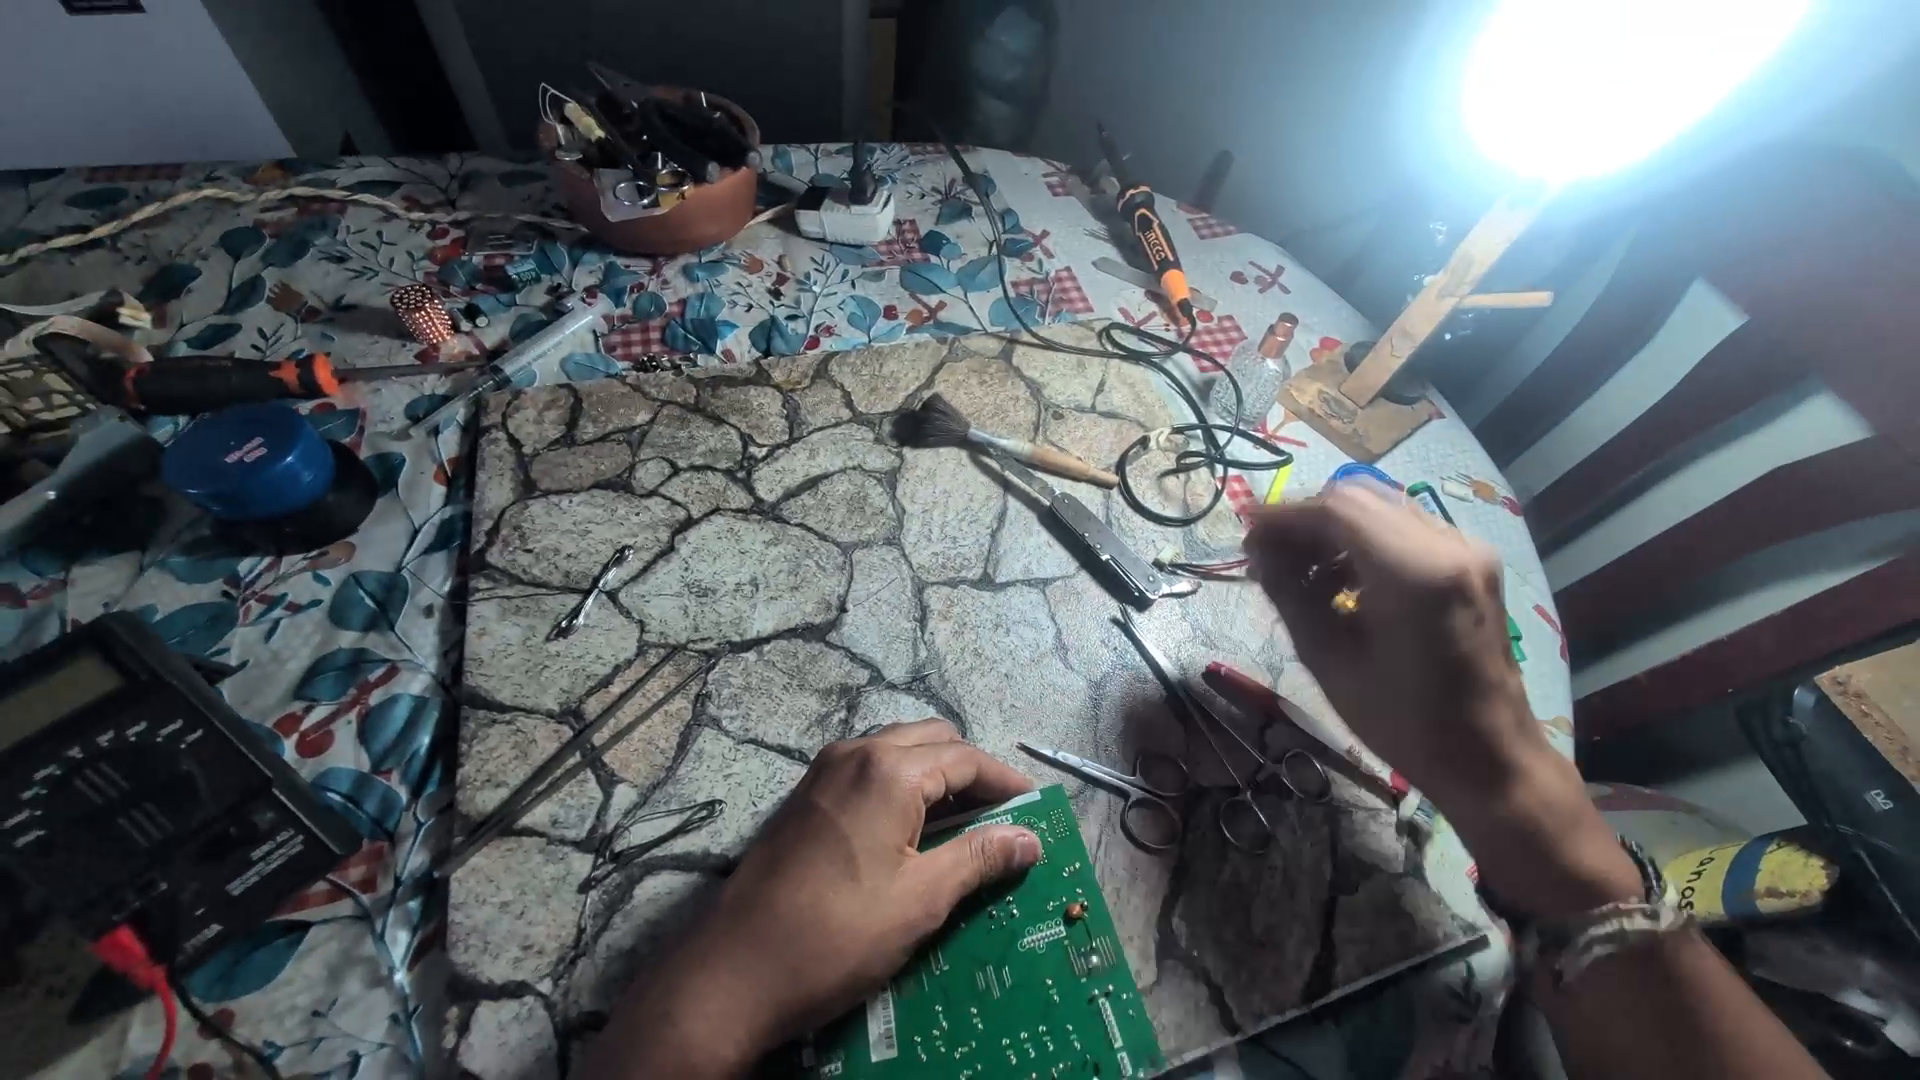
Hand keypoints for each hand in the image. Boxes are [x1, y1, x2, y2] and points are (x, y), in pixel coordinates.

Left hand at [584, 720, 1040, 1078]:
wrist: (734, 970)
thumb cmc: (837, 934)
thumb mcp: (921, 899)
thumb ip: (979, 857)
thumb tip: (1029, 838)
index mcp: (888, 770)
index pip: (964, 757)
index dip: (1005, 781)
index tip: (1035, 806)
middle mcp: (855, 753)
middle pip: (931, 741)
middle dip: (971, 770)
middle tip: (1000, 814)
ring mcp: (824, 770)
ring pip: (897, 750)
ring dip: (934, 775)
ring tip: (963, 821)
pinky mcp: (806, 794)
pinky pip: (868, 770)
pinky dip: (901, 784)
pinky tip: (912, 827)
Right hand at [1243, 485, 1637, 914]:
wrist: (1489, 760)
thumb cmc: (1402, 722)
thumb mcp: (1327, 659)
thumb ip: (1288, 593)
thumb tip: (1256, 550)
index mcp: (1415, 572)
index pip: (1334, 510)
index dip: (1281, 516)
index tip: (1243, 532)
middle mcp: (1448, 545)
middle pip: (1358, 498)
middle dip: (1303, 519)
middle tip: (1264, 553)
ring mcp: (1466, 551)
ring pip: (1379, 508)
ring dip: (1330, 529)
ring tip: (1295, 571)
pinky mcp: (1470, 564)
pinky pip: (1402, 529)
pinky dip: (1360, 541)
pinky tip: (1336, 581)